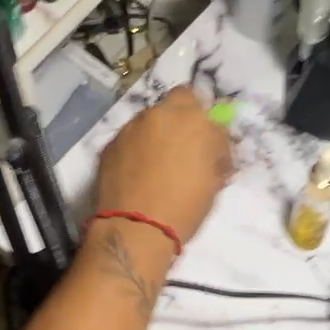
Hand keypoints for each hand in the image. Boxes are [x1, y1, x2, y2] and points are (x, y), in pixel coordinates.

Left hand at [94, 86, 233, 243]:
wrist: (135, 229)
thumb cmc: (182, 213)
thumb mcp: (211, 191)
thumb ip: (214, 165)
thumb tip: (213, 161)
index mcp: (198, 125)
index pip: (216, 123)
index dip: (216, 142)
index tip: (214, 161)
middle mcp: (165, 115)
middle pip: (182, 100)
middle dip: (187, 117)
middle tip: (186, 146)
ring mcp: (135, 125)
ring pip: (153, 118)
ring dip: (159, 133)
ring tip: (158, 163)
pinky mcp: (113, 141)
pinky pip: (131, 138)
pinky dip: (138, 149)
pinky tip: (137, 173)